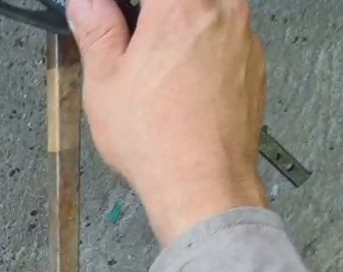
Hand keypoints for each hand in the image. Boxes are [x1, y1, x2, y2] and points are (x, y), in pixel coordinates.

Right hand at [67, 0, 267, 245]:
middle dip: (160, 19)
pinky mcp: (254, 64)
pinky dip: (205, 56)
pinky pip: (227, 42)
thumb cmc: (154, 138)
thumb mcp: (104, 84)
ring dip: (184, 33)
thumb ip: (97, 32)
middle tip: (136, 47)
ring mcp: (244, 35)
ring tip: (159, 77)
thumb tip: (88, 4)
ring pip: (210, 14)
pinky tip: (183, 94)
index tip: (123, 20)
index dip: (135, 10)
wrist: (200, 181)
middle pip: (186, 2)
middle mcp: (220, 9)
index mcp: (178, 6)